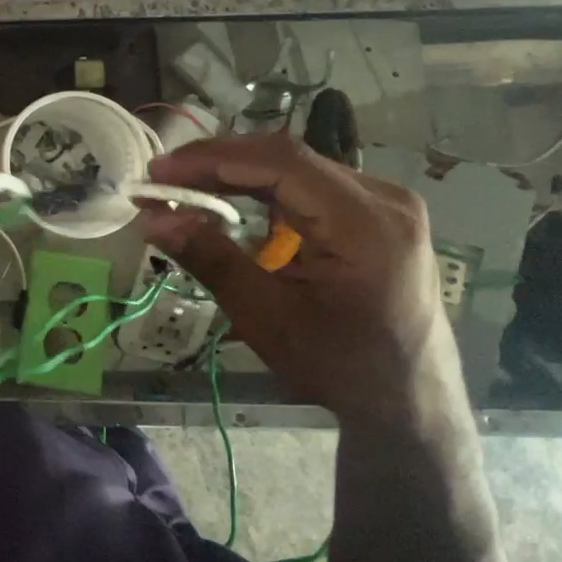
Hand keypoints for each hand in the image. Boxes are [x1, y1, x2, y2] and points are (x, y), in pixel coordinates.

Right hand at [139, 134, 462, 427]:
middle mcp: (383, 200)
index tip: (159, 172)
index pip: (280, 163)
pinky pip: (306, 184)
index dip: (213, 159)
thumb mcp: (266, 316)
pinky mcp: (373, 214)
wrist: (411, 403)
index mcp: (367, 225)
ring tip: (183, 188)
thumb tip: (151, 220)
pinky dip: (258, 188)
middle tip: (162, 180)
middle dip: (216, 164)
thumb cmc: (341, 366)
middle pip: (286, 158)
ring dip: (233, 173)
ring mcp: (383, 204)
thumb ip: (211, 259)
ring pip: (293, 166)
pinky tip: (223, 200)